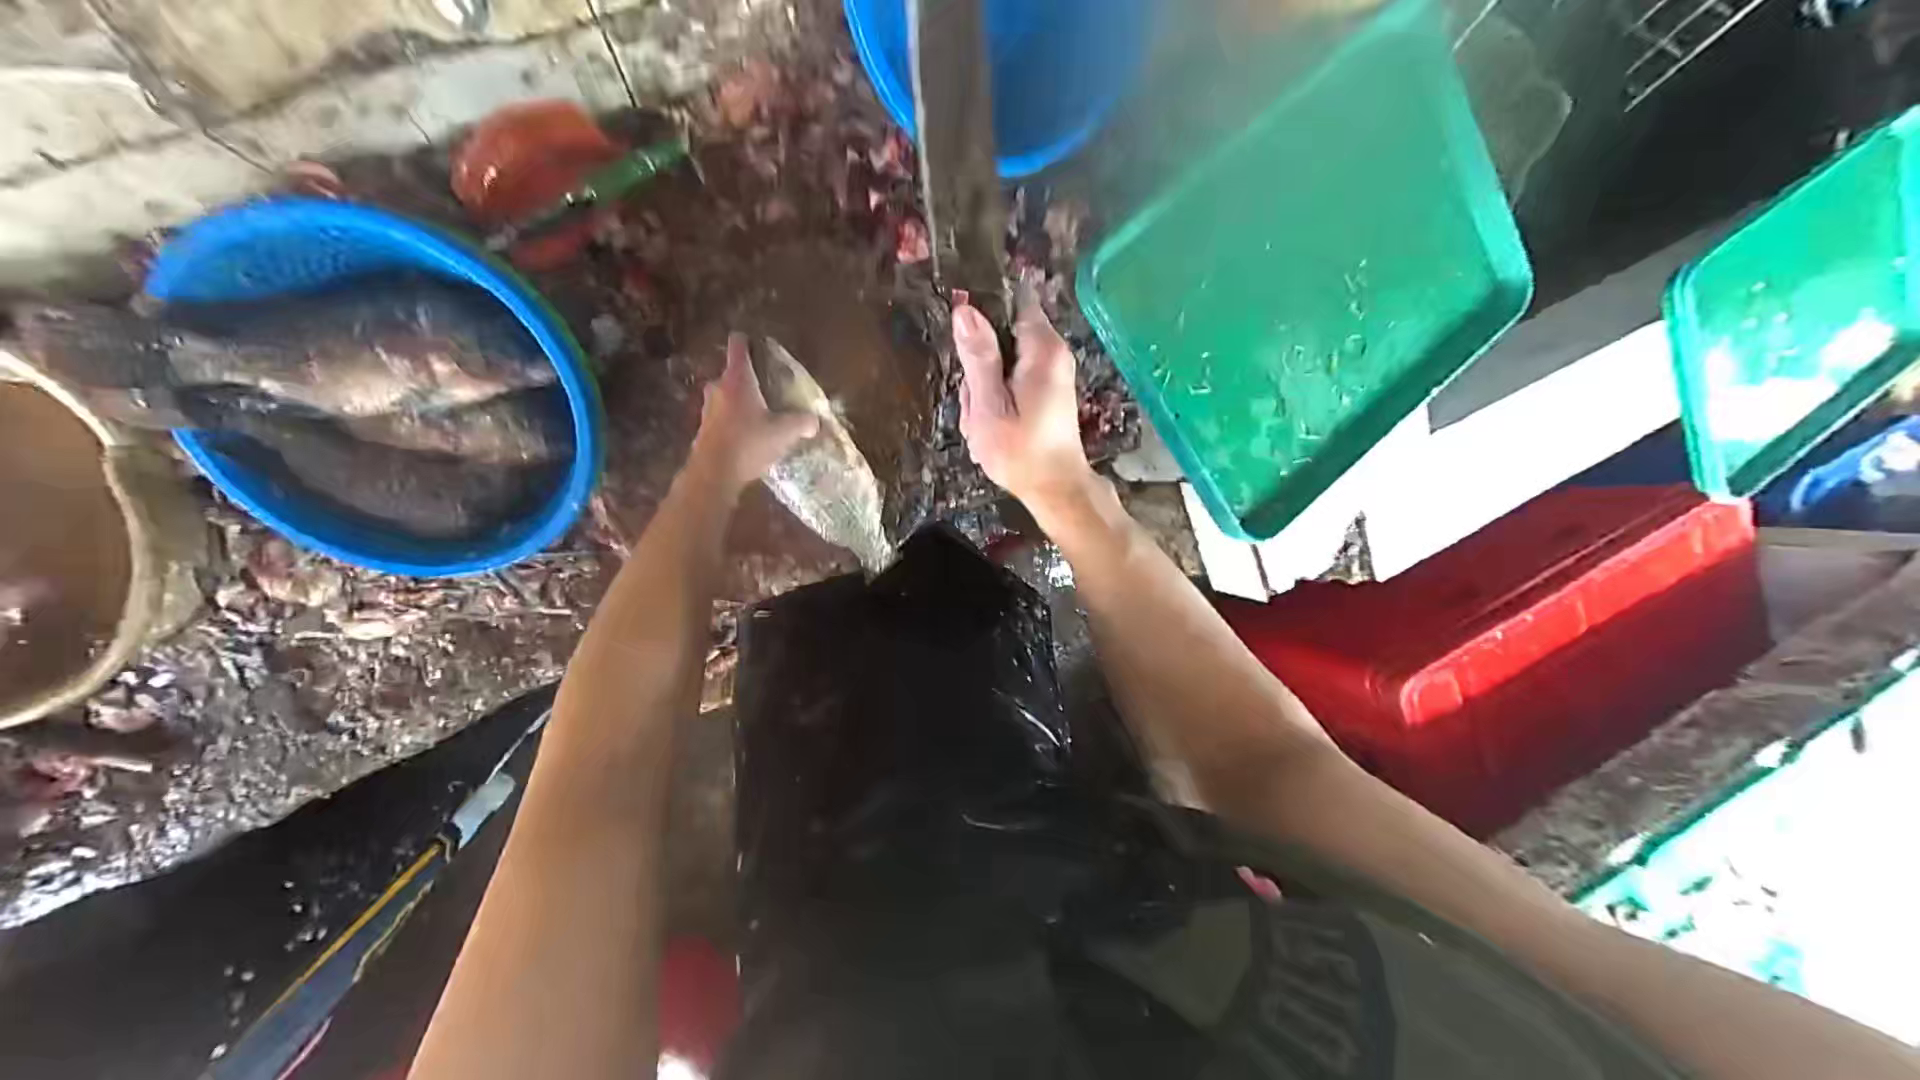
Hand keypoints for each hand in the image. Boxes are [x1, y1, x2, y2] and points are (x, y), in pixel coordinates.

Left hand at [689, 333, 818, 492]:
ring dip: (740, 401)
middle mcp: (718, 387)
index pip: (738, 345)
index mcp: (738, 379)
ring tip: (760, 414)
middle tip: (768, 389)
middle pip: (732, 372)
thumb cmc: (749, 443)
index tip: (760, 345)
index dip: (748, 341)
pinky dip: (733, 421)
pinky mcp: (704, 429)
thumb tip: (815, 421)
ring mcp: (708, 408)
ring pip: (725, 396)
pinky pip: (721, 416)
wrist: (714, 474)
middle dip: (749, 378)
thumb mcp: (784, 432)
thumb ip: (802, 422)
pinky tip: (748, 436)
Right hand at [953, 287, 1096, 519]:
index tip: (963, 341)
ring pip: (999, 363)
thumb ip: (978, 357)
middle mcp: (1052, 353)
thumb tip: (964, 309)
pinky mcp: (1044, 391)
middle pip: (1000, 336)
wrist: (1054, 489)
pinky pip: (1008, 383)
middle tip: (976, 403)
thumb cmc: (1021, 451)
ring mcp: (1049, 372)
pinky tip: (991, 426)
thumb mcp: (989, 405)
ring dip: (983, 390)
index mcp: (1042, 349)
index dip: (981, 310)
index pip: (1011, 300)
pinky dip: (995, 402)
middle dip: (978, 366)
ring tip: (983, 421)